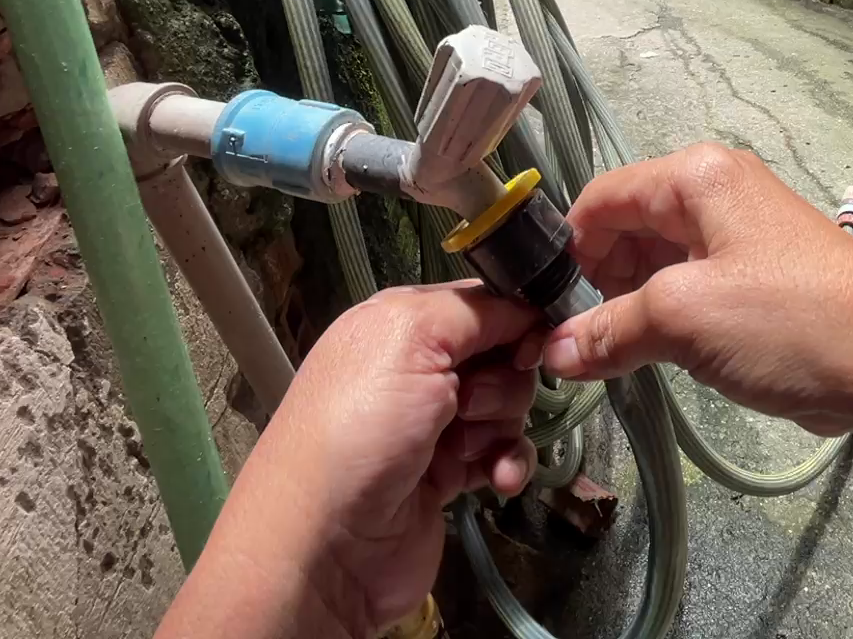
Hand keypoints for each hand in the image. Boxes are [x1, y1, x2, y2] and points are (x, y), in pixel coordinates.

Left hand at [162, 282, 544, 638]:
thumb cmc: (363, 426)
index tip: (528, 344)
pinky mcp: (451, 471)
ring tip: (466, 448)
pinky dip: (508, 462)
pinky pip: (504, 451)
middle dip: (501, 379)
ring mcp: (436, 420)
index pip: (480, 302)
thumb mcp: (411, 338)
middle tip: (467, 404)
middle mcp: (418, 366)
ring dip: (500, 424)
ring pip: (508, 402)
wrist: (323, 549)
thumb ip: (476, 309)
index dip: (513, 318)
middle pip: (502, 352)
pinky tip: (497, 478)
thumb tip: (527, 307)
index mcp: (401, 321)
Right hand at [544, 143, 852, 437]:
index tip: (556, 307)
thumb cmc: (786, 323)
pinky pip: (694, 276)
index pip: (602, 196)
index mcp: (697, 174)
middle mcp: (717, 184)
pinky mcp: (761, 263)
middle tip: (604, 336)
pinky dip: (673, 308)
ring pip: (660, 254)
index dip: (571, 248)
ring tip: (639, 349)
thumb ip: (607, 331)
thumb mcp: (683, 320)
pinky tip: (675, 347)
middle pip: (630, 223)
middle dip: (606, 277)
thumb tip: (550, 354)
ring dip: (638, 299)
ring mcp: (743, 224)